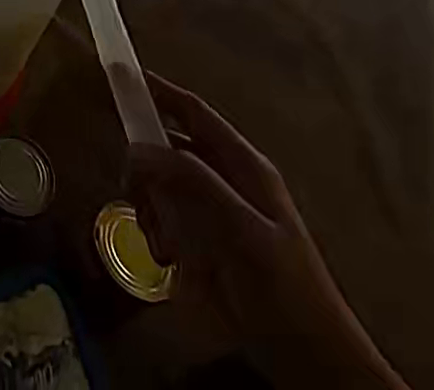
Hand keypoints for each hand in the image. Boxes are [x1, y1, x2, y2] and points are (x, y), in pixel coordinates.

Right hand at [127, 75, 406, 388]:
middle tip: (133, 190)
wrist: (310, 357)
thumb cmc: (283, 287)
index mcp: (243, 165)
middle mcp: (227, 180)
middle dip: (148, 167)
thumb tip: (139, 149)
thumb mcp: (241, 230)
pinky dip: (159, 234)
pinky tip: (169, 260)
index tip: (123, 76)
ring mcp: (215, 213)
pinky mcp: (205, 244)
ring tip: (162, 242)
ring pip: (164, 189)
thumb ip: (194, 184)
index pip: (194, 114)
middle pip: (172, 151)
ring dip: (152, 208)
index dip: (160, 92)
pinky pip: (168, 223)